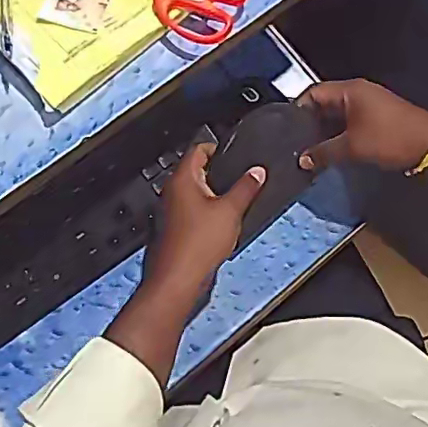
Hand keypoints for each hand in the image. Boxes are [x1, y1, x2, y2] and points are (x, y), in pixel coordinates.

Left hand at [142, 141, 265, 299]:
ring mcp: (170, 211)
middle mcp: (171, 192)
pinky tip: (220, 226)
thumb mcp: (231, 210)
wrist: (178, 279)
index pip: (198, 149)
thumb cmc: (196, 245)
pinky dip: (206, 214)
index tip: (233, 153)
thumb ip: (246, 187)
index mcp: (182, 180)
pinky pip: (192, 213)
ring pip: (194, 194)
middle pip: (196, 171)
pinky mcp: (174, 229)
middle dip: (218, 174)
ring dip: (213, 196)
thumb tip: (256, 172)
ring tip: (232, 205)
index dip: (217, 148)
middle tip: (238, 180)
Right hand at [295, 79, 427, 196]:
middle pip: (323, 103)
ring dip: (324, 131)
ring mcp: (369, 104)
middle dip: (309, 122)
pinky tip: (330, 150)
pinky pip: (349, 122)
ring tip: (310, 149)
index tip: (286, 129)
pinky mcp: (376, 118)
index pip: (312, 93)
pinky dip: (338, 134)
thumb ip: (323, 152)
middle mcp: (358, 93)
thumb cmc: (390, 139)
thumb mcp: (352, 147)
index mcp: (350, 91)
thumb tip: (303, 159)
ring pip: (336, 115)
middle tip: (295, 142)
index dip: (297, 109)